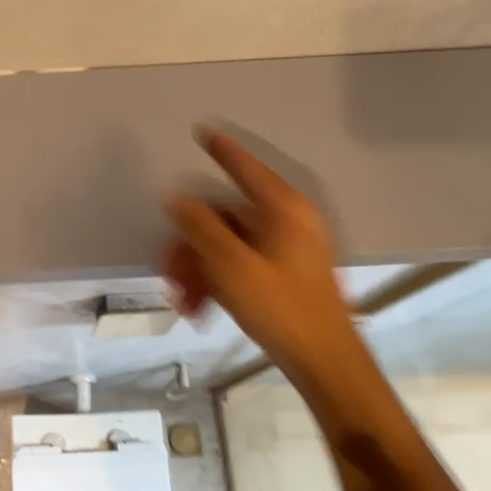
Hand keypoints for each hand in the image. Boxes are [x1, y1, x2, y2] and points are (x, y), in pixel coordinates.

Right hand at [163, 128, 352, 364]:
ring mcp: (286, 248)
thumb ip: (202, 228)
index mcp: (283, 211)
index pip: (246, 168)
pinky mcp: (282, 273)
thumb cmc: (282, 310)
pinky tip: (200, 309)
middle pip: (223, 216)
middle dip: (189, 245)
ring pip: (226, 244)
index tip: (200, 130)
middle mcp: (287, 222)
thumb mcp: (233, 268)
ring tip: (183, 304)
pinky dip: (215, 282)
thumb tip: (176, 197)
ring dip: (197, 270)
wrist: (323, 361)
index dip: (221, 150)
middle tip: (167, 274)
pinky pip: (239, 264)